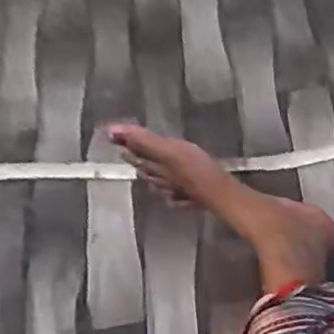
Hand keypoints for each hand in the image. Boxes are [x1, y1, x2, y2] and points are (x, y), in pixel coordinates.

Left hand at [108, 123, 224, 207]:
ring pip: (161, 186)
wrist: (223, 195)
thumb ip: (142, 140)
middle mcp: (164, 181)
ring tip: (147, 175)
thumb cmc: (197, 169)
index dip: (126, 144)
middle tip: (128, 154)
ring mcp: (180, 193)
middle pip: (147, 171)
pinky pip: (180, 201)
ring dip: (153, 180)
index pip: (137, 154)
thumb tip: (110, 131)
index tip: (115, 137)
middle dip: (138, 163)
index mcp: (157, 166)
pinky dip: (174, 199)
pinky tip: (173, 199)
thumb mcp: (168, 148)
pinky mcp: (196, 202)